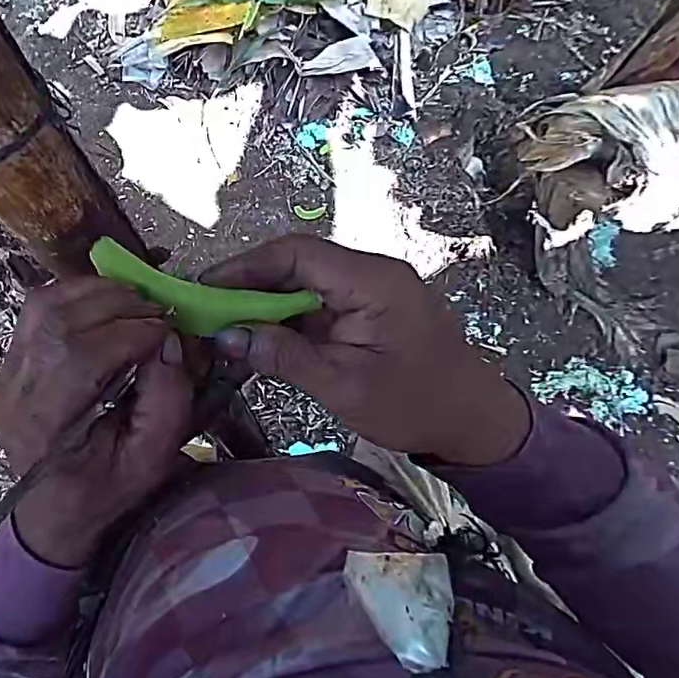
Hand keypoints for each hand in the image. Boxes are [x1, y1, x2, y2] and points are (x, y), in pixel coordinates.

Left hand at [0, 277, 194, 566]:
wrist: (52, 512)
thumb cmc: (105, 492)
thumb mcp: (150, 460)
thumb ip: (166, 402)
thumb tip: (170, 340)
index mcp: (44, 428)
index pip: (80, 357)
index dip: (131, 333)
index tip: (170, 330)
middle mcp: (11, 394)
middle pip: (58, 323)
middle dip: (117, 305)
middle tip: (158, 311)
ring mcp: (2, 375)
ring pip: (42, 306)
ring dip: (95, 292)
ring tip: (136, 302)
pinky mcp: (5, 363)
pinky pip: (36, 311)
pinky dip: (75, 295)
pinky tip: (106, 303)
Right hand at [201, 235, 529, 465]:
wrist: (474, 424)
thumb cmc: (417, 406)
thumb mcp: (344, 386)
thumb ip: (284, 357)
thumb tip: (226, 336)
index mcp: (373, 281)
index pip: (296, 254)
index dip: (244, 266)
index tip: (205, 287)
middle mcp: (368, 273)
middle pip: (293, 262)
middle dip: (245, 283)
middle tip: (204, 308)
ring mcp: (364, 289)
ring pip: (297, 281)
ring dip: (258, 301)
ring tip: (220, 322)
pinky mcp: (359, 308)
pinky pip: (309, 302)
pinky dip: (278, 317)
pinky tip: (253, 335)